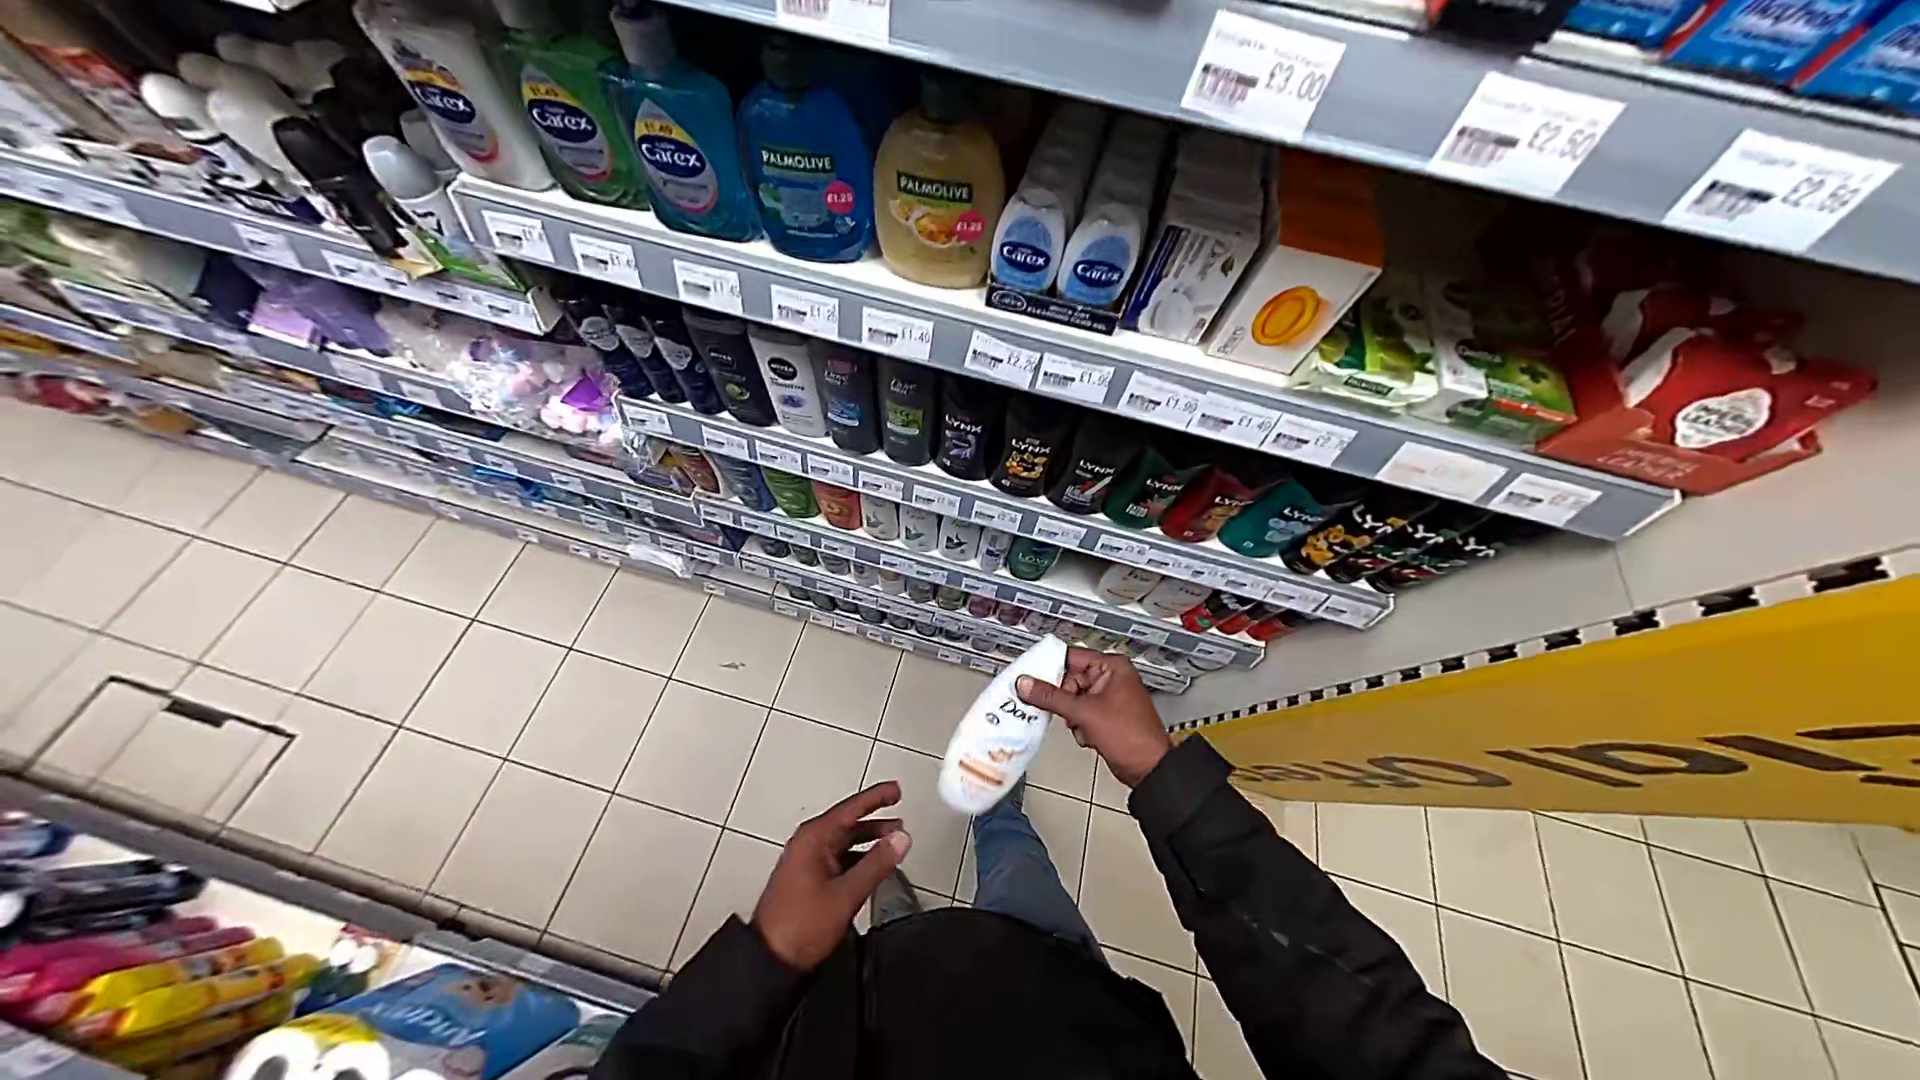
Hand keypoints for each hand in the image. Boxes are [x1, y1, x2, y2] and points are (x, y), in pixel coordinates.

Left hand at [751, 781, 911, 970]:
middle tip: (896, 809)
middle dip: (876, 818)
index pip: (852, 807)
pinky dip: (859, 855)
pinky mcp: (808, 877)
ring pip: (845, 840)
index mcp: (814, 838)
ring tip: (892, 839)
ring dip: (869, 838)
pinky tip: (873, 864)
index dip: (876, 797)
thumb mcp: (846, 893)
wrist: (770, 960)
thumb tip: (900, 839)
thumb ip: (877, 863)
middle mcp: (808, 844)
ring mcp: (807, 860)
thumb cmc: (797, 927)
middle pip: (848, 822)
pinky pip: (839, 856)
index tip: (894, 789)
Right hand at [1017, 649, 1169, 787]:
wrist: (1148, 769)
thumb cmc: (1132, 736)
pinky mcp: (1103, 716)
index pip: (1070, 656)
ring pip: (1071, 699)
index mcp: (1111, 666)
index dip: (1048, 666)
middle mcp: (1110, 678)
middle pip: (1068, 680)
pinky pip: (1078, 714)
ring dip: (1071, 716)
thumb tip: (1026, 684)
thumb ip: (1051, 697)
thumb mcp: (1084, 712)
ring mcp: (1107, 698)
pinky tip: (1090, 735)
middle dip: (1063, 700)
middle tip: (1055, 707)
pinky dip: (1079, 726)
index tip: (1028, 674)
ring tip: (1082, 725)